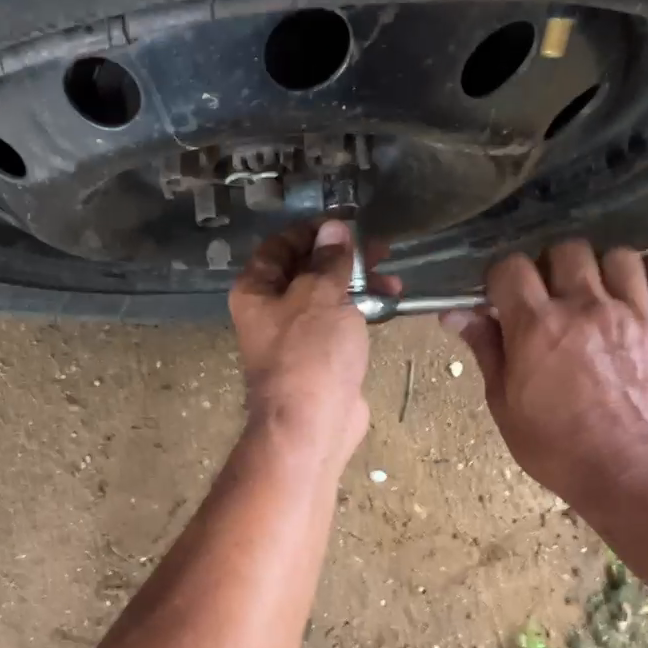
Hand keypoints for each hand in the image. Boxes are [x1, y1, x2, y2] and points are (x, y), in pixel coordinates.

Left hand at [229, 219, 399, 471]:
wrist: (312, 424)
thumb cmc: (310, 354)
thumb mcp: (321, 295)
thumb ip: (329, 260)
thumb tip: (334, 228)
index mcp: (255, 290)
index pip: (280, 245)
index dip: (313, 230)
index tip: (348, 222)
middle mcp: (268, 311)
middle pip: (305, 269)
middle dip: (342, 257)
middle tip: (379, 248)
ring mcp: (293, 336)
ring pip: (325, 296)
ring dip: (357, 283)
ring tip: (392, 278)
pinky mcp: (317, 357)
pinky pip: (337, 322)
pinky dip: (359, 310)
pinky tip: (388, 303)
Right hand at [442, 240, 647, 510]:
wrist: (636, 474)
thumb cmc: (558, 448)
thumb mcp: (505, 404)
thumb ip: (485, 350)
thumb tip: (455, 315)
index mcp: (537, 327)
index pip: (510, 267)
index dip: (500, 279)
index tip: (502, 299)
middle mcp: (586, 307)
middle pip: (564, 250)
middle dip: (549, 267)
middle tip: (548, 298)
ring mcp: (637, 311)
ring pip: (616, 254)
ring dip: (598, 270)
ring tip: (594, 297)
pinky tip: (639, 288)